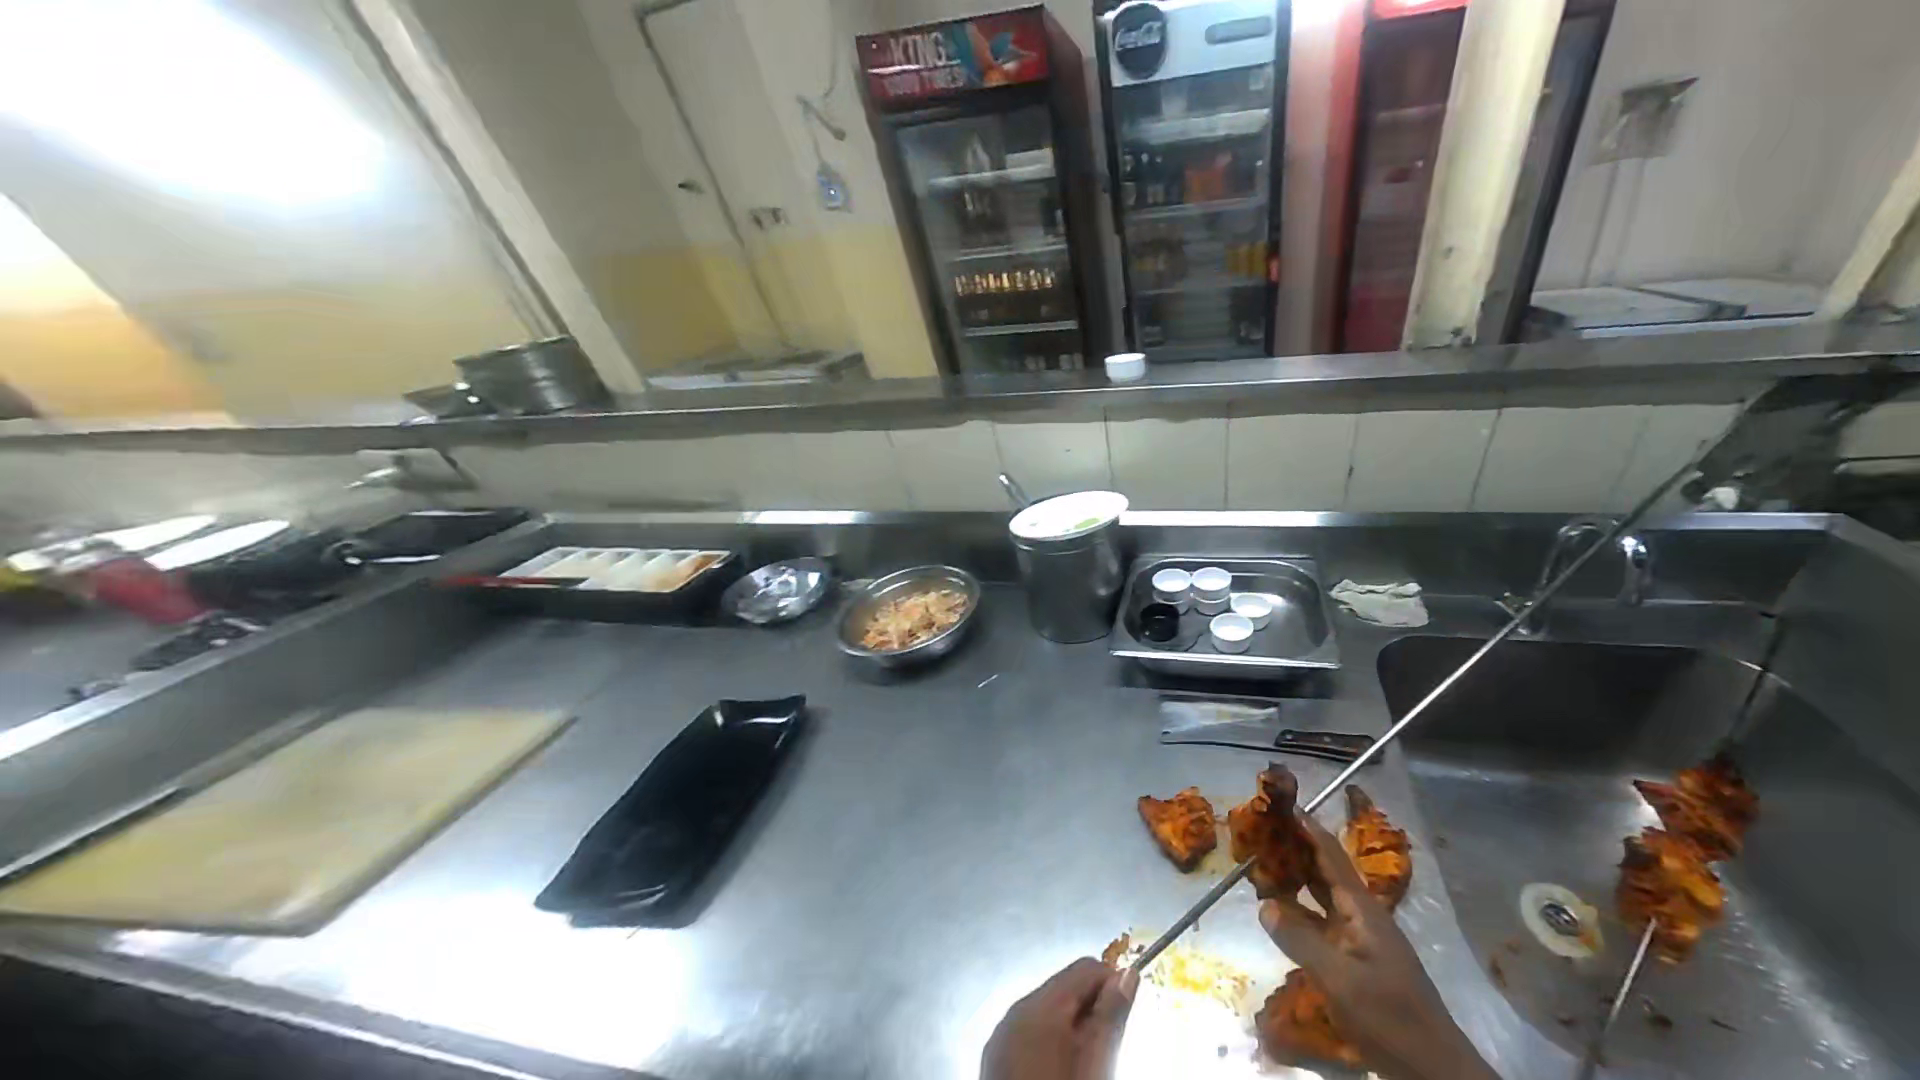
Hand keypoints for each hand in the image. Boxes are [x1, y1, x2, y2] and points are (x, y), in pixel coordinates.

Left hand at [981, 958, 1137, 1079]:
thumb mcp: (1096, 1065)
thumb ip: (1111, 1017)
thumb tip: (1128, 974)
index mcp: (1042, 1005)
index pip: (1086, 967)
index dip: (1111, 986)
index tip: (1124, 1019)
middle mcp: (1016, 1007)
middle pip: (1064, 986)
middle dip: (1091, 1009)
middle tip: (1105, 1052)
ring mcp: (1001, 1031)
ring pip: (1047, 1008)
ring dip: (1071, 1026)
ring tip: (1084, 1067)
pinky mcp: (995, 1053)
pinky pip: (1028, 1029)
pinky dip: (1049, 1039)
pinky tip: (1058, 1071)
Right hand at [1260, 815, 1499, 1079]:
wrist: (1436, 1069)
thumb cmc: (1390, 1017)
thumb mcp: (1340, 980)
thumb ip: (1299, 940)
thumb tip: (1264, 905)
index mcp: (1362, 910)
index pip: (1330, 855)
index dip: (1306, 827)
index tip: (1281, 802)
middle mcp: (1362, 916)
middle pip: (1325, 870)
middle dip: (1295, 847)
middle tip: (1261, 829)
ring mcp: (1360, 938)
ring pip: (1322, 895)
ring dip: (1295, 876)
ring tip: (1262, 861)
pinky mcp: (1357, 959)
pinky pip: (1321, 920)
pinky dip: (1298, 908)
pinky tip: (1279, 910)